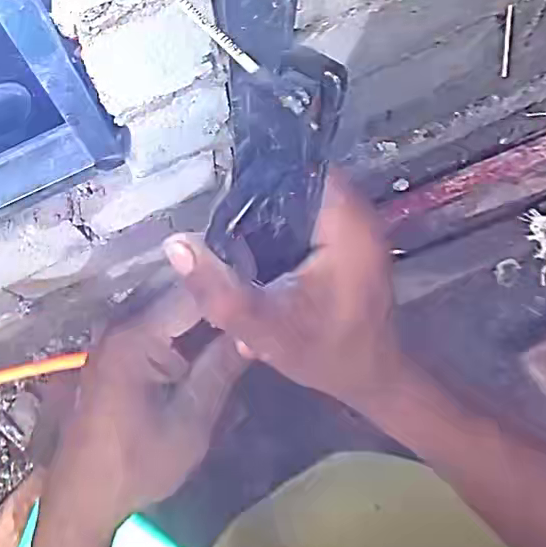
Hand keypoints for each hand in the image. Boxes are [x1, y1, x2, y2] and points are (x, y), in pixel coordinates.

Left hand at [29, 286, 247, 546]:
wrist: (85, 489)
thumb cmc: (138, 461)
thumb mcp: (190, 421)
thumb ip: (220, 369)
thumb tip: (252, 329)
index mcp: (136, 333)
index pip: (190, 291)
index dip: (227, 287)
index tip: (261, 288)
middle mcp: (120, 319)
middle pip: (174, 288)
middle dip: (213, 292)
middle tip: (254, 299)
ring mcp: (113, 329)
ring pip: (164, 301)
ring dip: (196, 307)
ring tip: (236, 316)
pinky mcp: (113, 343)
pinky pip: (152, 318)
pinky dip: (179, 323)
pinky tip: (205, 338)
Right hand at [163, 172, 412, 414]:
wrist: (371, 380)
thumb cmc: (326, 353)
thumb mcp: (265, 328)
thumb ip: (218, 290)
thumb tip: (173, 244)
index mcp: (344, 220)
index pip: (291, 166)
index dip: (250, 175)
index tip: (217, 193)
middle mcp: (354, 210)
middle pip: (288, 177)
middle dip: (249, 195)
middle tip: (215, 218)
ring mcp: (351, 220)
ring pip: (292, 192)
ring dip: (259, 209)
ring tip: (228, 232)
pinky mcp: (343, 232)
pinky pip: (300, 208)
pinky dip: (274, 221)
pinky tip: (252, 246)